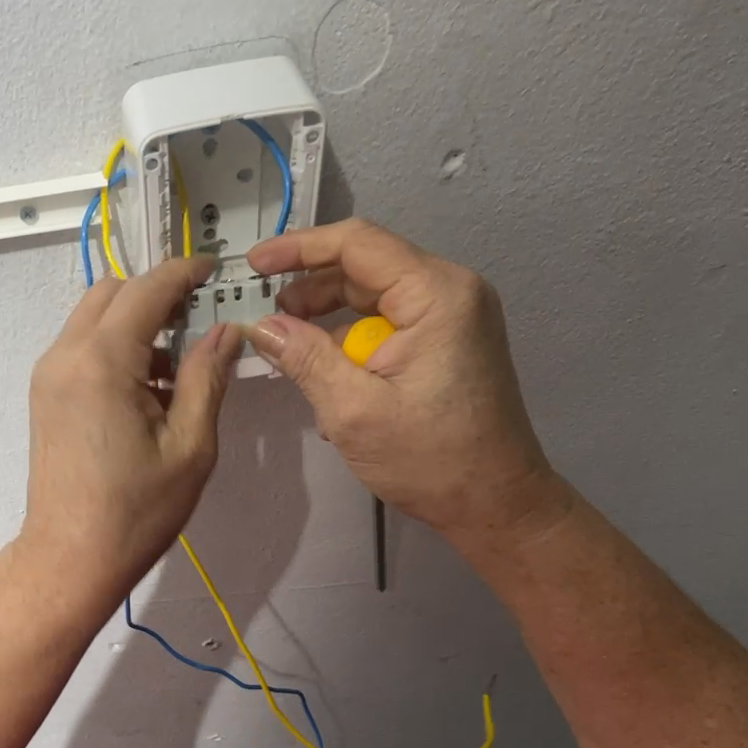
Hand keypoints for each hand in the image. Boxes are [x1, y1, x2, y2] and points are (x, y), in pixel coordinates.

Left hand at [19, 258, 242, 594]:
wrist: (70, 557)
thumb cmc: (136, 510)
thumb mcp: (190, 446)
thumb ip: (207, 377)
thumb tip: (226, 330)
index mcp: (101, 362)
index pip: (146, 290)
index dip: (183, 273)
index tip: (214, 270)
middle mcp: (65, 356)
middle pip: (111, 293)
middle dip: (155, 294)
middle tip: (197, 320)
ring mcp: (47, 376)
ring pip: (92, 318)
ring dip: (134, 323)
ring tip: (174, 371)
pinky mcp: (44, 396)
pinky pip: (81, 348)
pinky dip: (113, 348)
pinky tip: (144, 391)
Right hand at [244, 219, 568, 544]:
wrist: (494, 503)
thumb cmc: (429, 459)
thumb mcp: (352, 410)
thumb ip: (304, 359)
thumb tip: (259, 326)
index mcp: (435, 296)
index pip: (357, 244)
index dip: (298, 248)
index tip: (252, 264)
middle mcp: (448, 293)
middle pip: (363, 267)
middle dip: (307, 288)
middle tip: (261, 315)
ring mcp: (450, 318)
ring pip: (370, 298)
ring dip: (323, 318)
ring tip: (284, 347)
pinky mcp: (443, 343)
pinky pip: (384, 325)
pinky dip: (347, 342)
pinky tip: (319, 373)